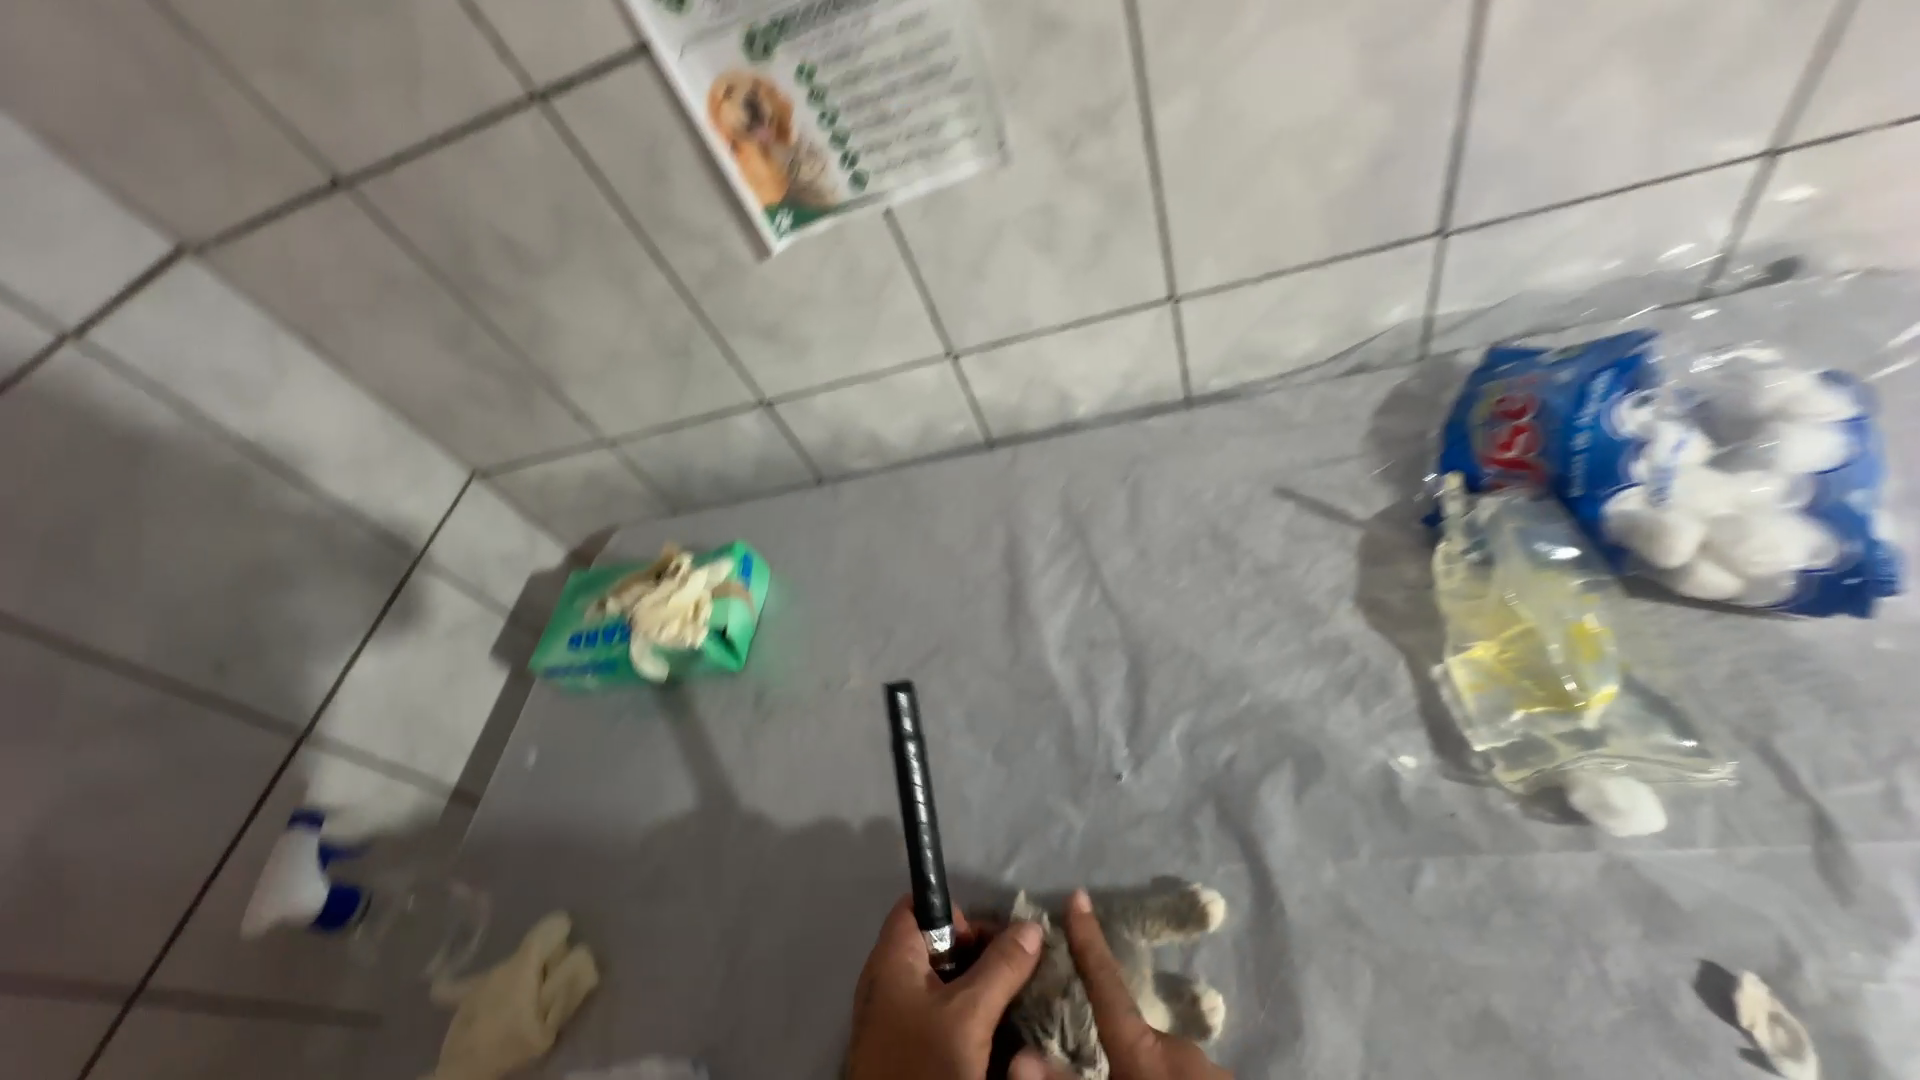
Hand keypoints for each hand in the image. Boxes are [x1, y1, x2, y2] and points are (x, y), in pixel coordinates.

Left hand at [846, 896, 1045, 1079]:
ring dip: (978, 985)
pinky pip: (938, 1011)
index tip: (990, 941)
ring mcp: (895, 1014)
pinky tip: (992, 1031)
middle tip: (1013, 973)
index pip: (919, 906)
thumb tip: (1032, 925)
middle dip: (979, 952)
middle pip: (936, 943)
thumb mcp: (970, 1013)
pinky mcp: (905, 1044)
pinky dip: (966, 1012)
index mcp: (892, 957)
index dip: (956, 913)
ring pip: (942, 980)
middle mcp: (888, 978)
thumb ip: (1002, 966)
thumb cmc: (924, 1063)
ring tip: (1011, 1001)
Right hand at [1010, 890, 1232, 1079]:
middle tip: (1100, 1071)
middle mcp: (1181, 1053)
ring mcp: (1213, 1073)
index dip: (1088, 942)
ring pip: (1165, 1068)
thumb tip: (1022, 1059)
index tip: (1078, 896)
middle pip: (1134, 1040)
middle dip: (1117, 1055)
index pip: (1106, 986)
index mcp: (1144, 1053)